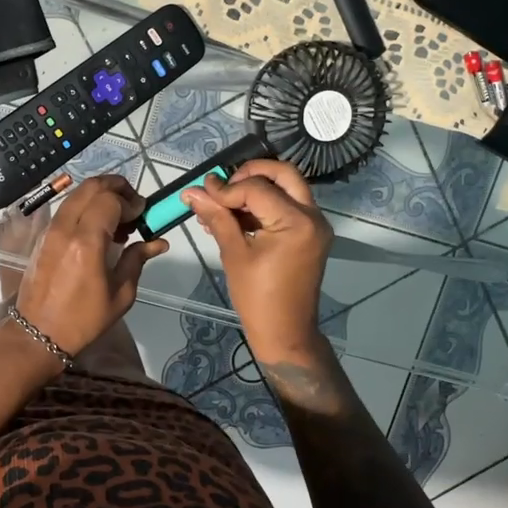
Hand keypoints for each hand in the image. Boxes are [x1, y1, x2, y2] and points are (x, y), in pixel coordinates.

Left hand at [13, 175, 168, 356]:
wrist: (38, 334)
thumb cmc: (83, 319)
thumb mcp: (120, 294)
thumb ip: (137, 260)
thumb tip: (158, 242)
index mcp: (87, 242)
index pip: (110, 200)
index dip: (130, 201)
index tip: (142, 215)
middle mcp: (65, 228)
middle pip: (90, 186)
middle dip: (116, 187)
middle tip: (132, 205)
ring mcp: (50, 231)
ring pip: (76, 194)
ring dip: (99, 197)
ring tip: (117, 220)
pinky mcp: (42, 237)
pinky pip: (66, 209)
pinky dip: (85, 208)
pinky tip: (98, 230)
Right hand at [183, 159, 333, 359]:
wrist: (285, 333)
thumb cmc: (257, 298)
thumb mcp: (234, 254)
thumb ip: (217, 217)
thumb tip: (193, 191)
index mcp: (296, 222)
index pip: (256, 188)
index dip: (225, 188)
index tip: (200, 192)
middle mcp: (312, 216)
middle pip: (283, 174)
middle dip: (250, 174)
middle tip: (223, 186)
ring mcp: (315, 225)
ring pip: (286, 188)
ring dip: (255, 190)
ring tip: (220, 206)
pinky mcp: (310, 235)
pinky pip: (287, 207)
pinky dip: (263, 206)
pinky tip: (233, 218)